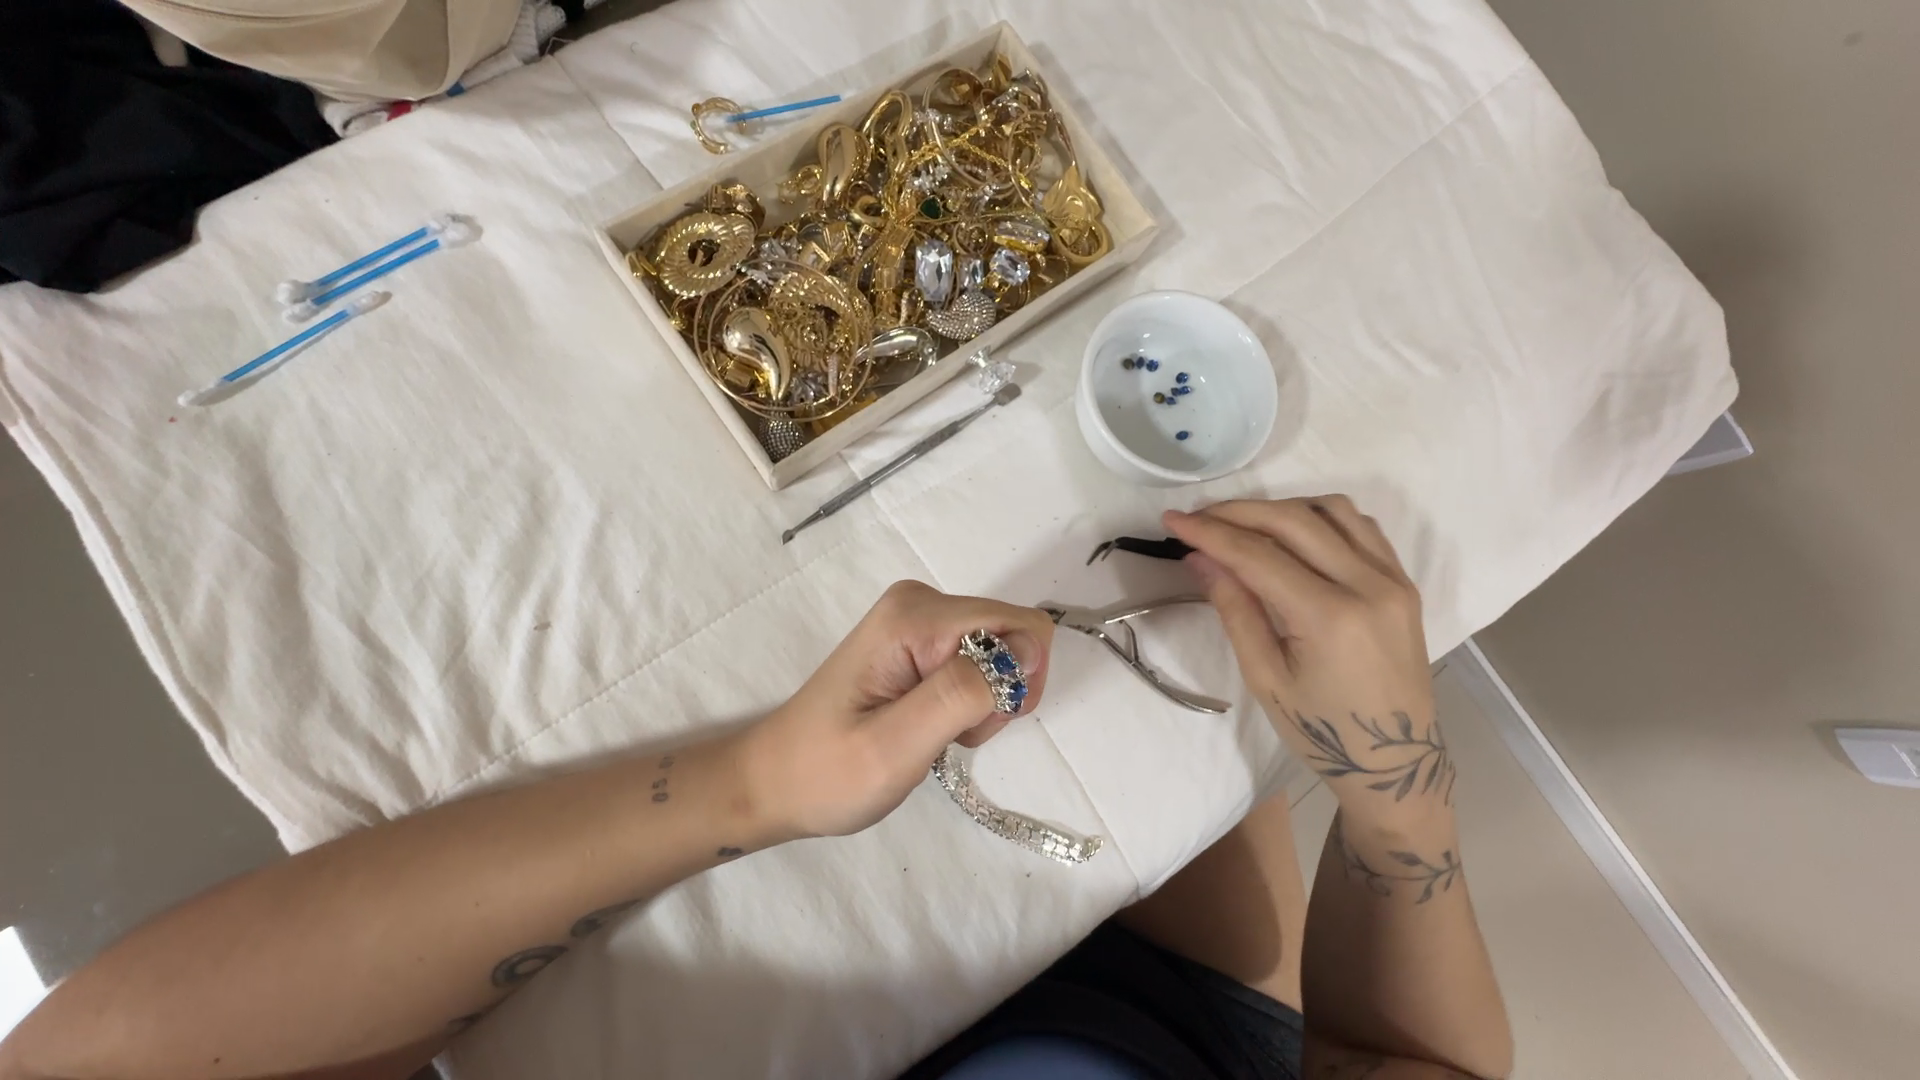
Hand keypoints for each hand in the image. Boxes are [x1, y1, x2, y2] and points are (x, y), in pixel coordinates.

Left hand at [739, 580, 1055, 840]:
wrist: (775, 781)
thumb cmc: (829, 773)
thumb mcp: (898, 745)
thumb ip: (964, 693)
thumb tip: (1028, 648)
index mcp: (915, 616)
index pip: (1020, 626)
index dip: (1017, 681)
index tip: (975, 724)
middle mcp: (920, 602)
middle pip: (1012, 638)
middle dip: (998, 694)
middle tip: (952, 735)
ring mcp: (918, 620)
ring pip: (999, 655)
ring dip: (982, 704)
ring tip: (935, 735)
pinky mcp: (918, 642)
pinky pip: (977, 664)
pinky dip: (968, 702)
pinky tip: (931, 725)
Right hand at [1165, 498, 1450, 815]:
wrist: (1396, 763)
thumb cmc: (1321, 731)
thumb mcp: (1265, 677)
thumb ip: (1235, 608)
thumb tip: (1199, 557)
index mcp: (1330, 617)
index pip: (1258, 555)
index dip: (1210, 533)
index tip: (1172, 519)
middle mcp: (1368, 585)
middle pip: (1293, 521)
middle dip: (1237, 512)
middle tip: (1197, 518)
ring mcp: (1393, 579)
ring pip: (1331, 510)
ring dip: (1280, 508)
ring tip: (1241, 524)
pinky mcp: (1404, 582)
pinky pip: (1360, 527)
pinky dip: (1320, 517)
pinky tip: (1291, 533)